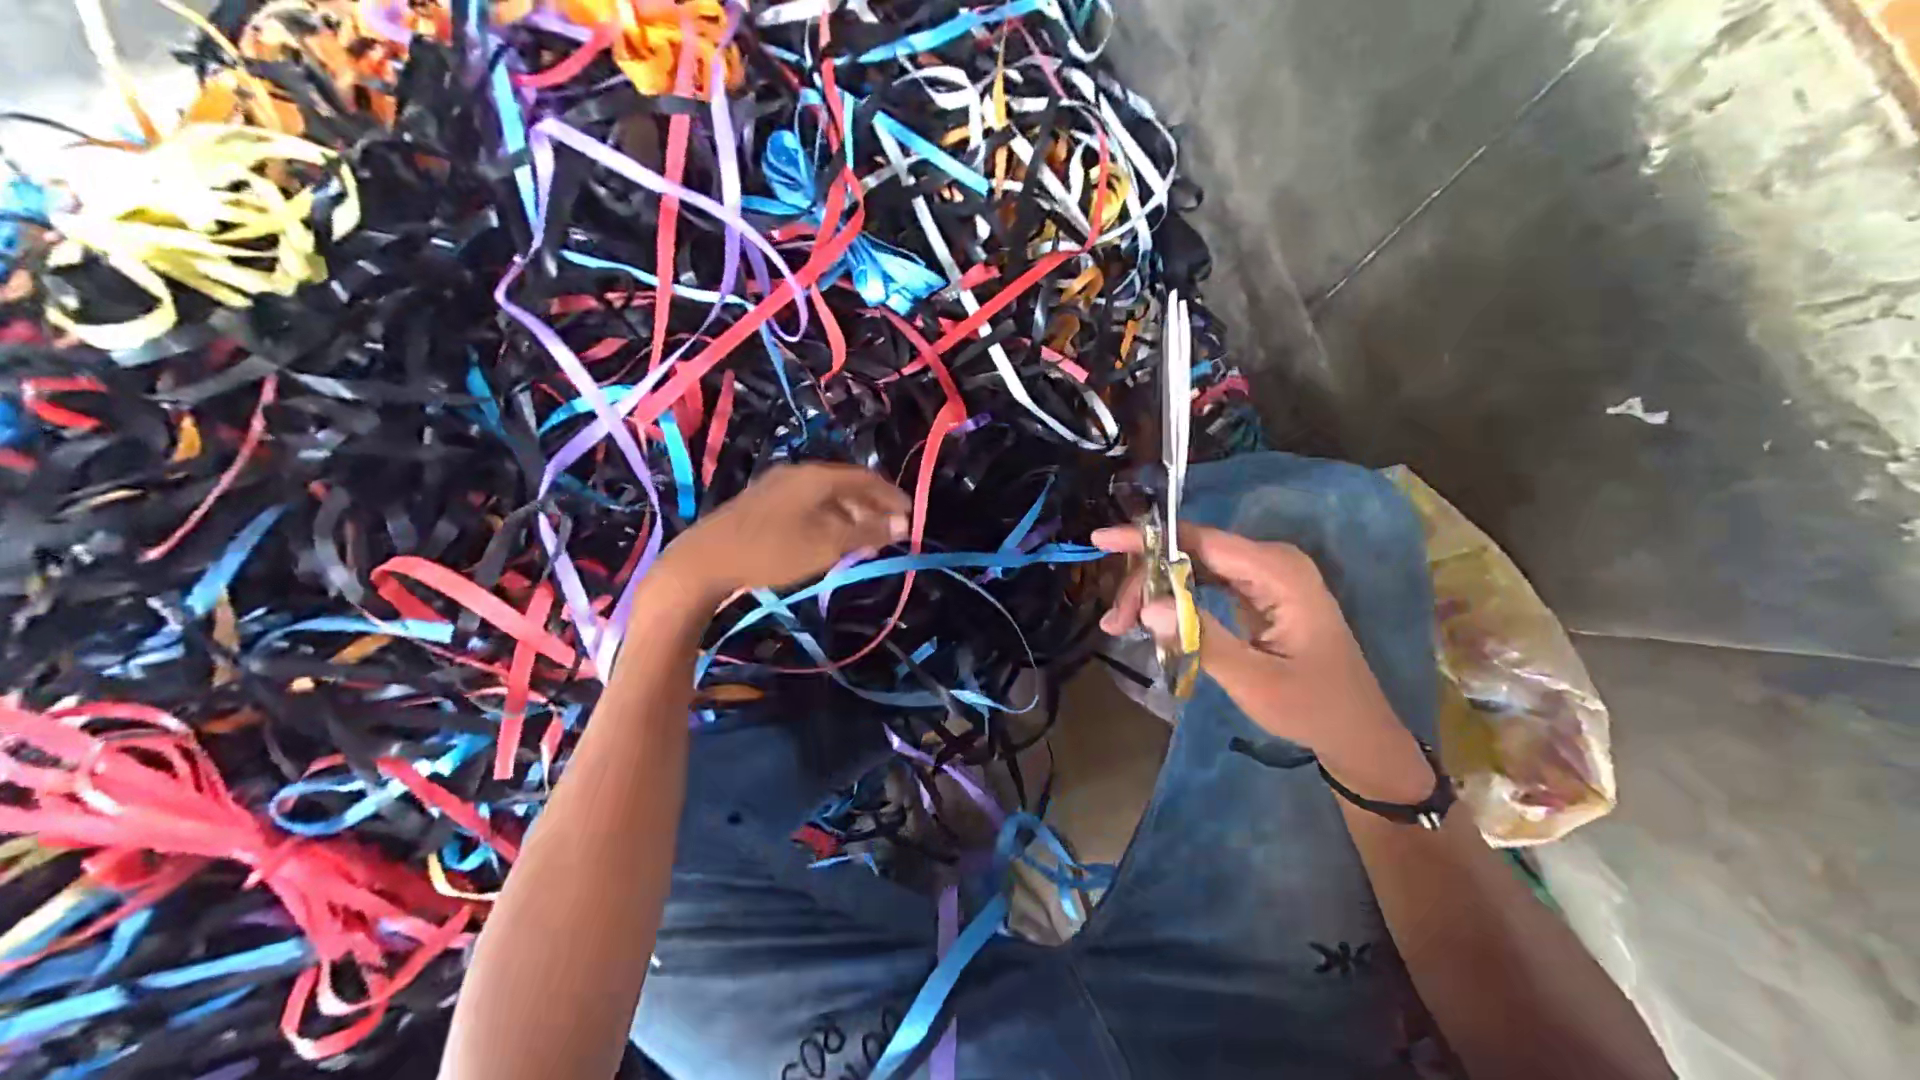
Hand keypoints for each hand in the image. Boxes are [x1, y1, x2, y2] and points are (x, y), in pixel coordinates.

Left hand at [654, 464, 909, 603]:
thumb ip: (868, 532)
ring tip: (865, 542)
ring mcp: (777, 488)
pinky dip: (829, 521)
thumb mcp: (828, 544)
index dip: (891, 496)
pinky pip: (809, 506)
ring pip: (826, 497)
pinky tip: (830, 542)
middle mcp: (798, 474)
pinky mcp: (763, 505)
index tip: (911, 516)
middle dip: (873, 507)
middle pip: (846, 485)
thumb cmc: (773, 550)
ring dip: (851, 516)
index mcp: (817, 476)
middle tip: (890, 532)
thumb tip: (904, 524)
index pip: (866, 478)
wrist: (706, 561)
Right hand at [1091, 523, 1433, 802]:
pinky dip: (1175, 599)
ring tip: (1121, 624)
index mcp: (1278, 572)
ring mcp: (1265, 577)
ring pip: (1193, 567)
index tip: (1102, 539)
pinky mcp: (1257, 594)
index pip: (1201, 540)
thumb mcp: (1254, 679)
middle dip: (1146, 580)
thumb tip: (1148, 606)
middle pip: (1191, 552)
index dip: (1147, 540)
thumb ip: (1201, 638)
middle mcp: (1271, 562)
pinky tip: (1151, 619)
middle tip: (1114, 621)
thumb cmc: (1313, 707)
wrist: (1356, 732)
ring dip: (1155, 591)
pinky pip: (1205, 582)